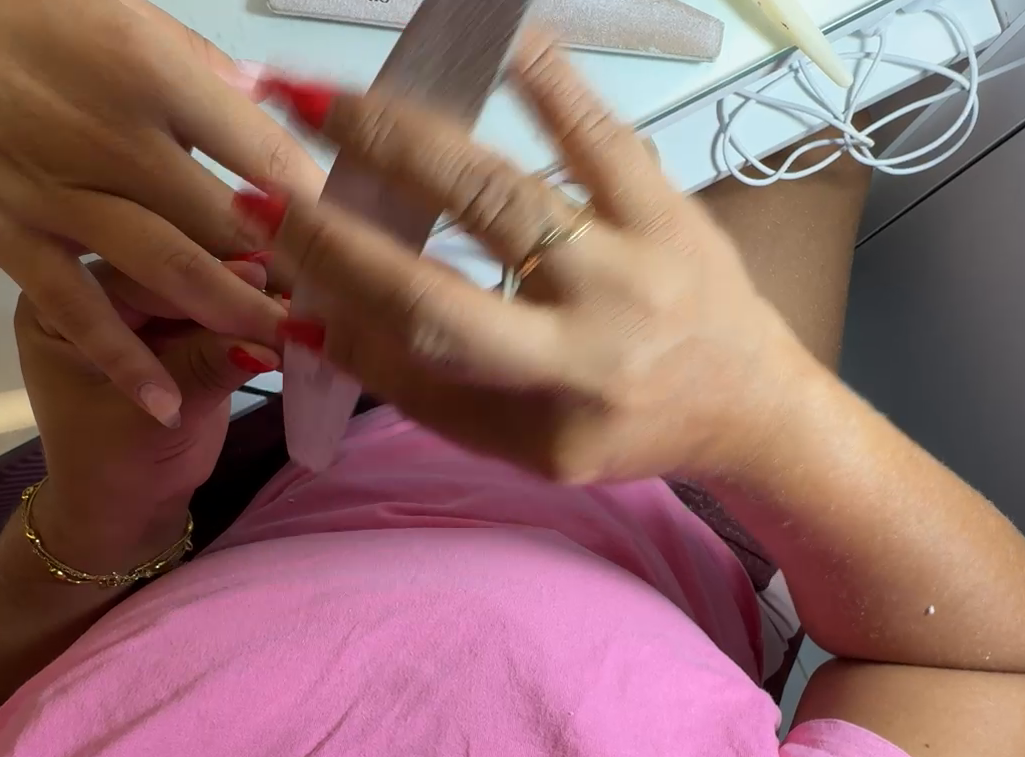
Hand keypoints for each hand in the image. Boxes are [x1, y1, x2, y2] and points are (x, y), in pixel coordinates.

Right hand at [0, 0, 321, 425]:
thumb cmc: (12, 3)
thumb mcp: (120, 14)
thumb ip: (198, 70)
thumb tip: (268, 111)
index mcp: (151, 67)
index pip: (271, 157)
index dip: (324, 214)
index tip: (355, 250)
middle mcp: (113, 134)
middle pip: (238, 225)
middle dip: (298, 277)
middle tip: (343, 313)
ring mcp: (58, 192)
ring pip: (177, 271)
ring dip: (245, 317)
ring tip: (297, 350)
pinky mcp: (8, 235)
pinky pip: (78, 310)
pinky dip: (127, 361)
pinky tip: (168, 404)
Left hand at [15, 260, 278, 574]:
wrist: (126, 511)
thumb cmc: (114, 468)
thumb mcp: (152, 418)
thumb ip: (204, 371)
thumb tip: (268, 342)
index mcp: (60, 309)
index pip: (137, 279)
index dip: (199, 282)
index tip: (259, 282)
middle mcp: (100, 302)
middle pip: (172, 281)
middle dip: (230, 287)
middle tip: (286, 285)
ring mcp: (145, 321)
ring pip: (201, 298)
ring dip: (249, 304)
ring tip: (296, 301)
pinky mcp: (182, 342)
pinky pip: (220, 324)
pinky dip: (253, 325)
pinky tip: (289, 319)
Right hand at [245, 41, 817, 484]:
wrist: (748, 407)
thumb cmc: (630, 433)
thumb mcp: (529, 448)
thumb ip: (433, 395)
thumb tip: (328, 321)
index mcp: (558, 404)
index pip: (427, 338)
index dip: (342, 286)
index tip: (277, 243)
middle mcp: (598, 333)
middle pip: (452, 268)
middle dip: (353, 210)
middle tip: (284, 166)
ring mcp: (640, 260)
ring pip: (511, 189)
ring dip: (415, 139)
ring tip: (342, 101)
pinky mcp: (672, 208)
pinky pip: (601, 133)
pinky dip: (546, 79)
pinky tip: (498, 40)